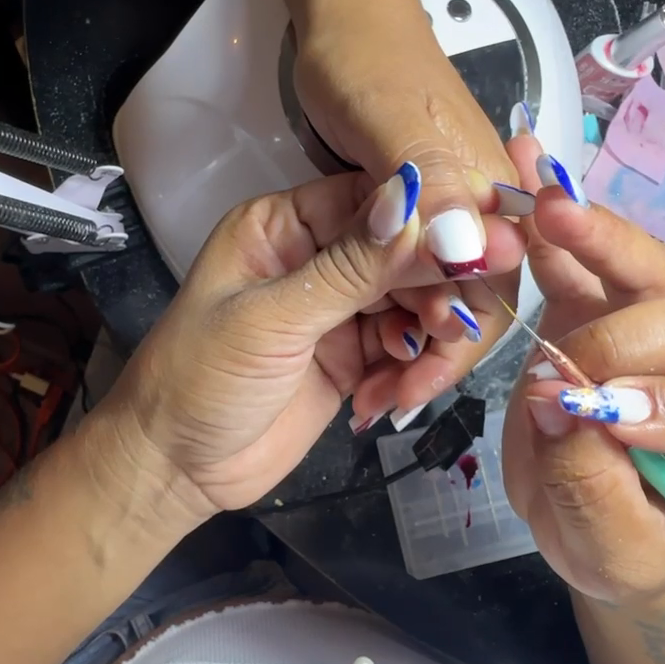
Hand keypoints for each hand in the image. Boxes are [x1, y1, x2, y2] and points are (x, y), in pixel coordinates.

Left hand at [96, 169, 524, 519]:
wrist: (178, 468)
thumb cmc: (201, 379)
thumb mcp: (272, 319)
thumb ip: (350, 267)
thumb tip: (418, 195)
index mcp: (285, 225)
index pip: (375, 199)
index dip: (432, 219)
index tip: (486, 244)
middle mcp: (317, 256)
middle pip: (406, 251)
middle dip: (436, 287)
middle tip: (457, 325)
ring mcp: (338, 309)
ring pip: (415, 302)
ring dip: (428, 337)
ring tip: (413, 376)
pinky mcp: (353, 356)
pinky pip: (407, 348)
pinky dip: (412, 370)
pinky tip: (391, 398)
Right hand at [497, 136, 664, 604]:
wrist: (590, 522)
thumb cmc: (625, 550)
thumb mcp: (614, 552)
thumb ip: (595, 486)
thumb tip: (562, 399)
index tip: (613, 420)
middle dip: (626, 345)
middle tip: (551, 382)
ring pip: (655, 272)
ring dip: (600, 238)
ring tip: (544, 210)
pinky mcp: (609, 306)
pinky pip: (593, 259)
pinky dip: (558, 229)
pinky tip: (528, 185)